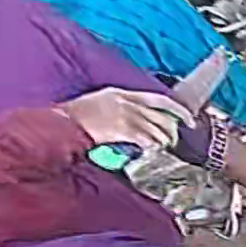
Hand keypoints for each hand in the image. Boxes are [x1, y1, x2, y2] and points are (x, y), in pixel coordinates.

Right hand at [61, 88, 191, 148]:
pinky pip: (150, 141)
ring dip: (163, 143)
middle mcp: (126, 103)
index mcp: (121, 94)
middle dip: (172, 133)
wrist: (55, 123)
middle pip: (165, 119)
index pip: (161, 100)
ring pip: (160, 132)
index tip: (191, 121)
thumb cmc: (75, 117)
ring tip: (157, 149)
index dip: (180, 111)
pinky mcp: (123, 129)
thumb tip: (147, 121)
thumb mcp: (100, 103)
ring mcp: (126, 116)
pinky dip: (153, 149)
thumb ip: (124, 108)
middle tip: (170, 142)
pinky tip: (148, 152)